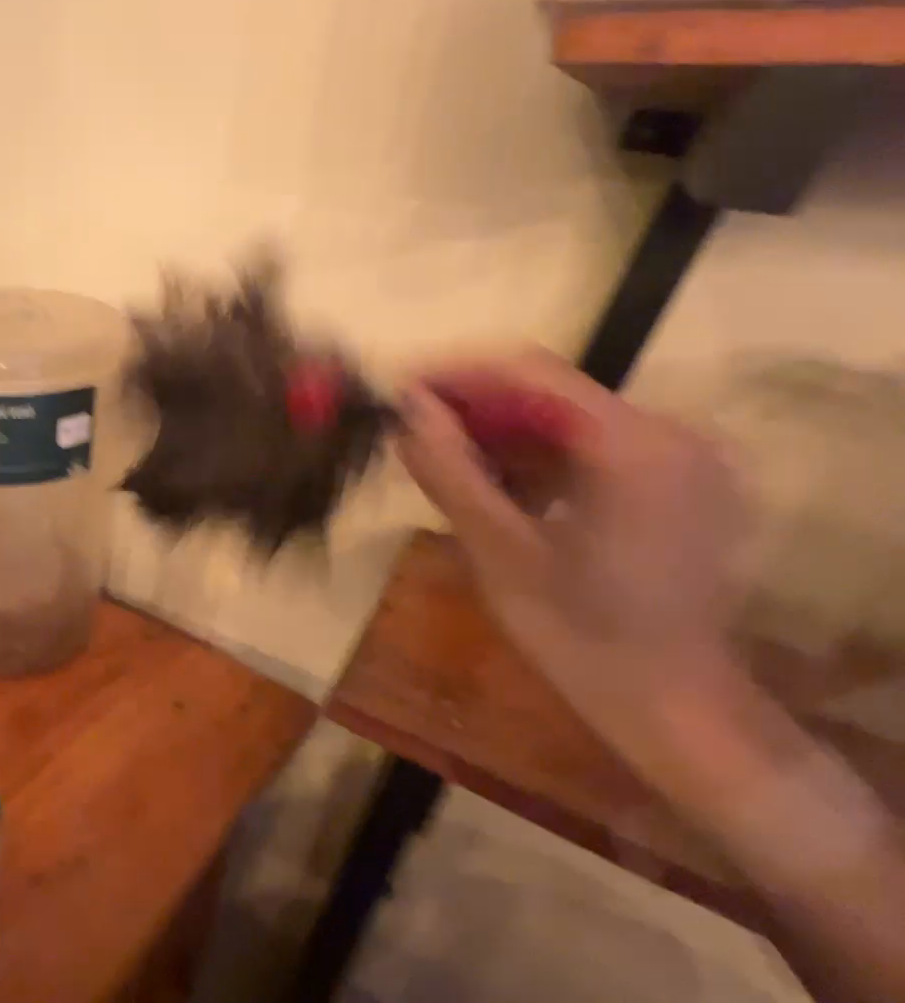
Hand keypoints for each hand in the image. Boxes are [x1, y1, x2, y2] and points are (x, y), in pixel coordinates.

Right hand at [394, 351, 745, 746]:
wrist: (667, 701)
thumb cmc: (578, 633)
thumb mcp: (499, 550)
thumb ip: (451, 471)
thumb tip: (405, 408)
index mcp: (634, 447)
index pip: (530, 372)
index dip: (455, 374)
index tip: (394, 392)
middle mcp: (670, 434)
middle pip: (549, 392)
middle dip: (472, 408)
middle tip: (409, 437)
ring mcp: (680, 457)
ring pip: (564, 418)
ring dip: (499, 435)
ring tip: (446, 469)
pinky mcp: (675, 481)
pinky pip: (588, 446)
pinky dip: (534, 458)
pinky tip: (499, 492)